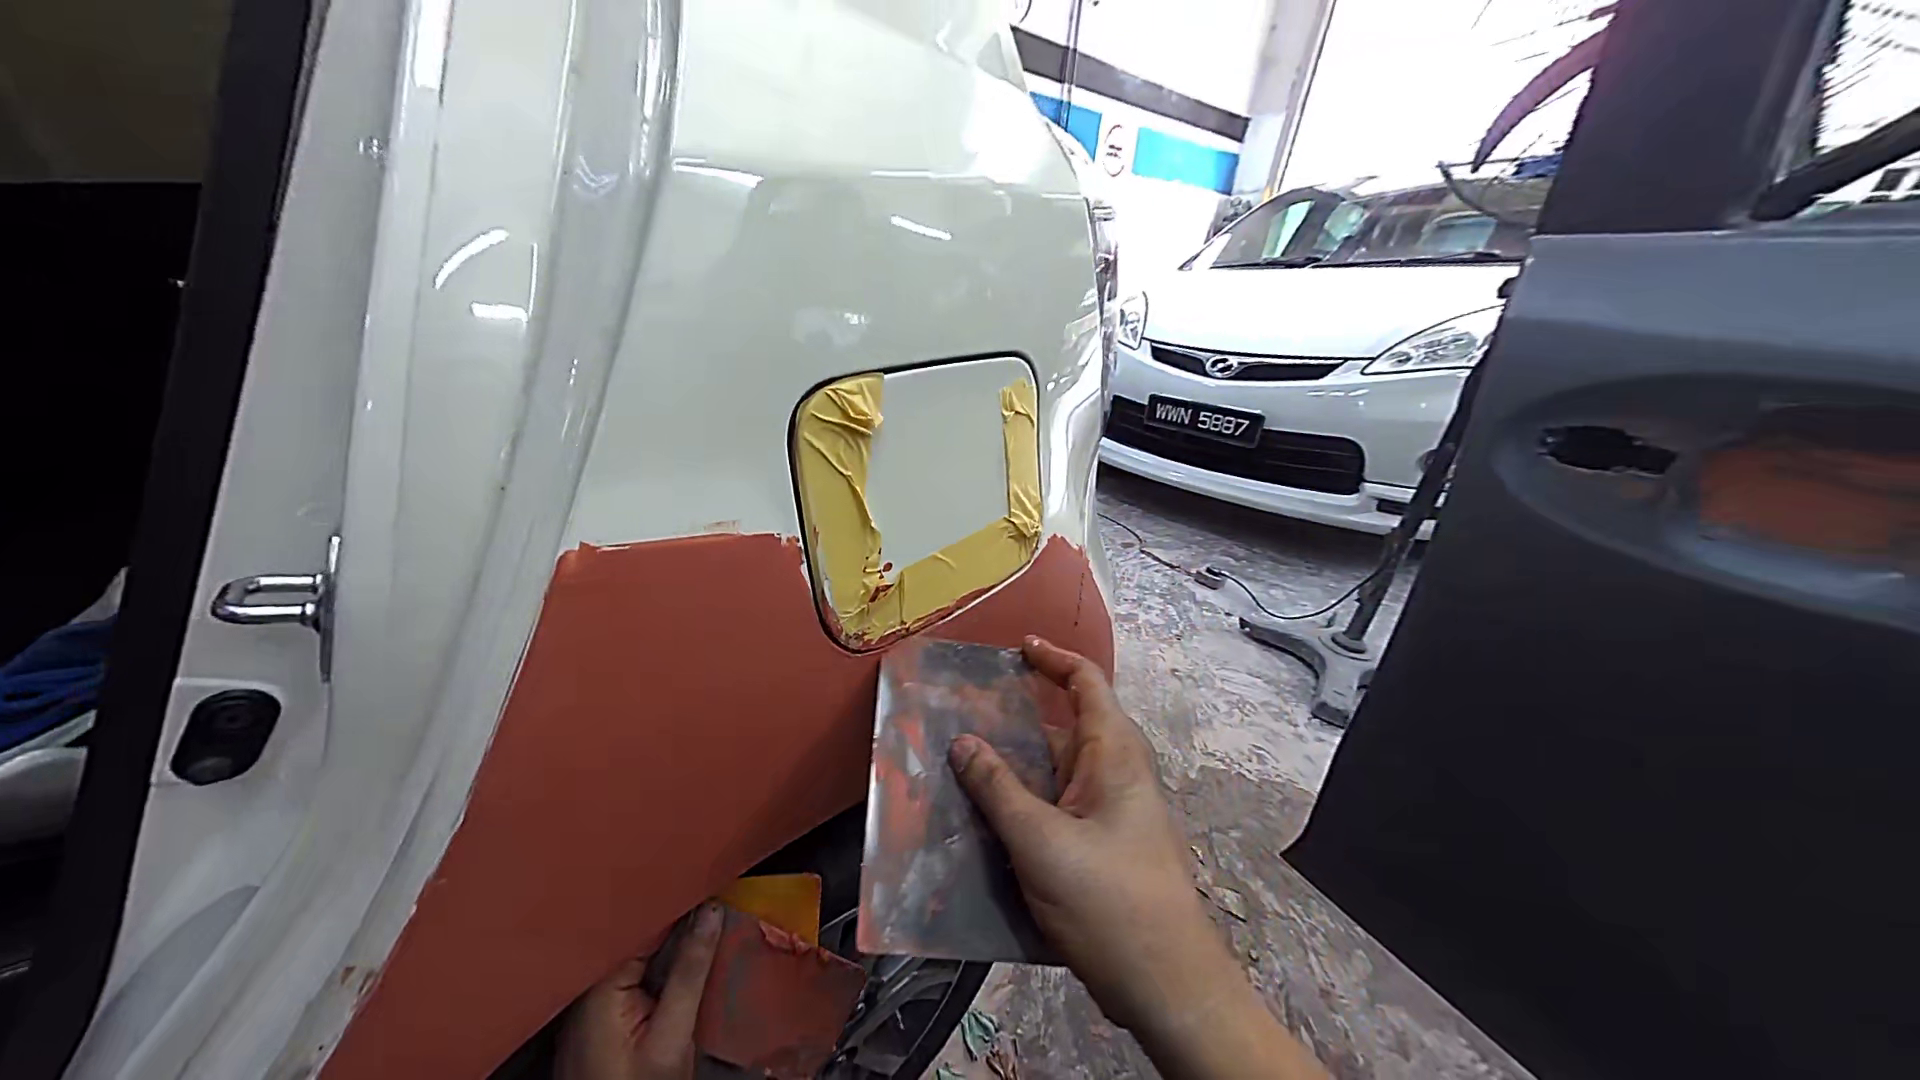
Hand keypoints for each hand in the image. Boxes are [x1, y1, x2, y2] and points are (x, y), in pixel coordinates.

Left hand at [555, 901, 721, 1079]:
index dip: (675, 898)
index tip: (708, 876)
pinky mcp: (605, 1021)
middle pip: (637, 935)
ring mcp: (594, 1007)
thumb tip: (712, 910)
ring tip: (709, 911)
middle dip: (676, 915)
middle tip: (714, 888)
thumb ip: (690, 970)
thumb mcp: (672, 1035)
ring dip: (673, 938)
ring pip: (639, 953)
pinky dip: (663, 962)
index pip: (639, 924)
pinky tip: (690, 952)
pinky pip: (637, 974)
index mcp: (598, 987)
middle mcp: (589, 990)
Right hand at [951, 638, 1328, 1079]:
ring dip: (1017, 761)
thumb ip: (998, 789)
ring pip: (1058, 768)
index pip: (1086, 682)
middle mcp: (1116, 772)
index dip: (1053, 658)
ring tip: (964, 757)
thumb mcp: (1042, 842)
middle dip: (1021, 713)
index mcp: (1113, 753)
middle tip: (970, 709)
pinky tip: (989, 812)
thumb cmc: (1109, 901)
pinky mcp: (1101, 843)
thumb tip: (962, 741)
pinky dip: (1025, 796)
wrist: (1168, 986)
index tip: (1018, 646)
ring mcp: (1111, 810)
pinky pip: (1057, 803)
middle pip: (1067, 724)